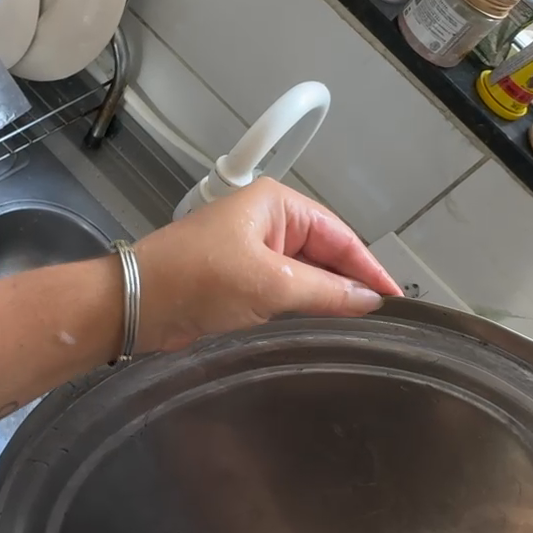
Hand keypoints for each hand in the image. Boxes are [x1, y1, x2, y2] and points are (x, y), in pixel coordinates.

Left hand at [131, 178, 400, 353]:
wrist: (136, 304)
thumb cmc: (200, 280)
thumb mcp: (269, 283)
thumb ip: (325, 291)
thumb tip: (370, 300)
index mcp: (275, 205)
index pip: (338, 234)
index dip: (368, 267)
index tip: (396, 299)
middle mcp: (265, 222)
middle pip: (323, 252)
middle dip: (349, 282)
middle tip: (383, 320)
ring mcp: (250, 251)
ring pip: (303, 273)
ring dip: (327, 297)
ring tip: (360, 327)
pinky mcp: (237, 280)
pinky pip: (282, 290)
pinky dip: (302, 306)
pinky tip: (320, 327)